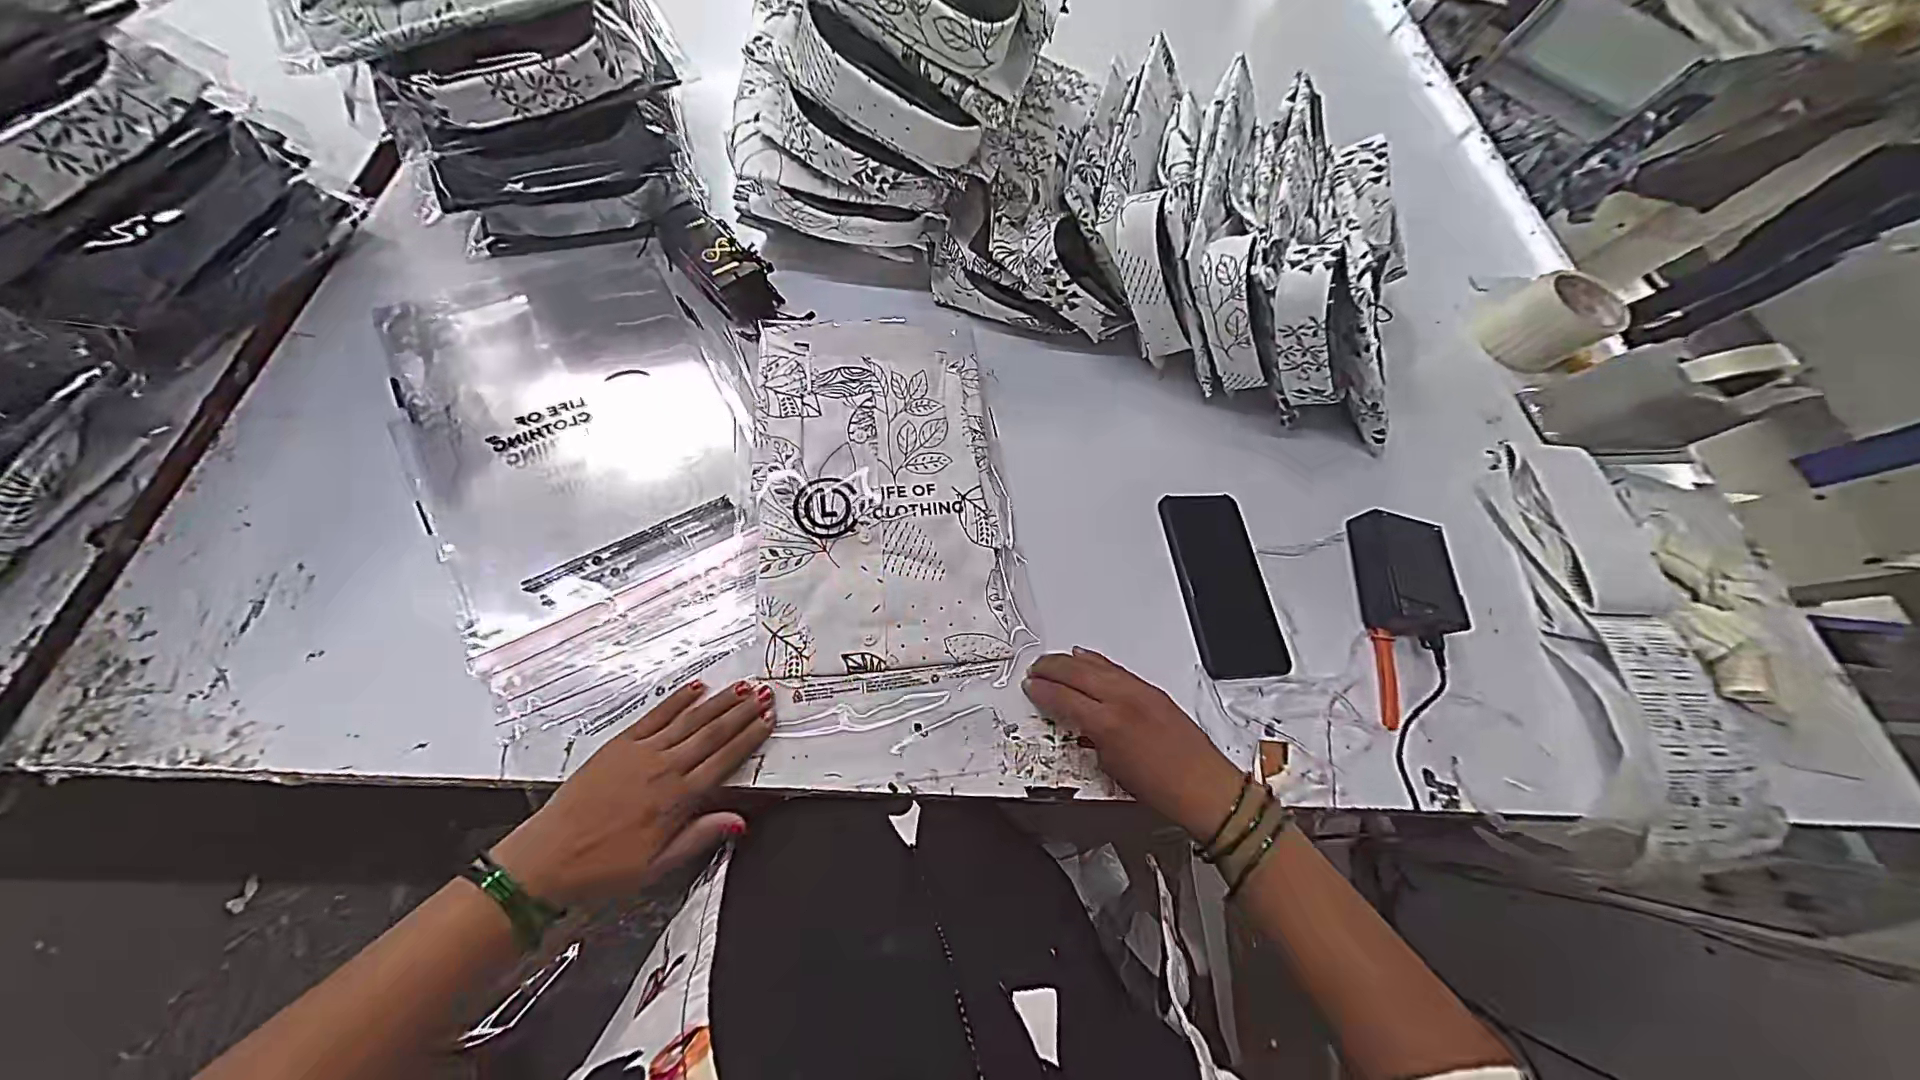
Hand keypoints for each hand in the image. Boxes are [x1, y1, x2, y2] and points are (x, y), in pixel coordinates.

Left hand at [490, 680, 773, 906]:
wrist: (544, 860)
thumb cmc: (598, 867)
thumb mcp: (656, 866)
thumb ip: (700, 837)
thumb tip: (737, 822)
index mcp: (676, 799)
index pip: (724, 759)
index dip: (749, 737)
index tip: (767, 722)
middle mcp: (663, 769)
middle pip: (713, 732)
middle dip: (742, 712)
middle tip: (764, 695)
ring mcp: (641, 753)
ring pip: (690, 720)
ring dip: (719, 701)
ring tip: (741, 687)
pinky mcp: (619, 746)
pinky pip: (656, 715)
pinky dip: (677, 700)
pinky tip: (695, 688)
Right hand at [1024, 648, 1243, 839]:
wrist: (1204, 787)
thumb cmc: (1162, 787)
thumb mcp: (1111, 766)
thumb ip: (1089, 737)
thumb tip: (1077, 721)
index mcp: (1107, 723)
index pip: (1063, 698)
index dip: (1043, 691)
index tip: (1031, 688)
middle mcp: (1122, 700)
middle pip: (1075, 673)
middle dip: (1051, 669)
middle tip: (1035, 670)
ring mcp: (1139, 691)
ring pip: (1095, 666)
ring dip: (1069, 662)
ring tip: (1053, 662)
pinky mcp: (1152, 690)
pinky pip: (1115, 668)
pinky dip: (1096, 662)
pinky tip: (1086, 658)